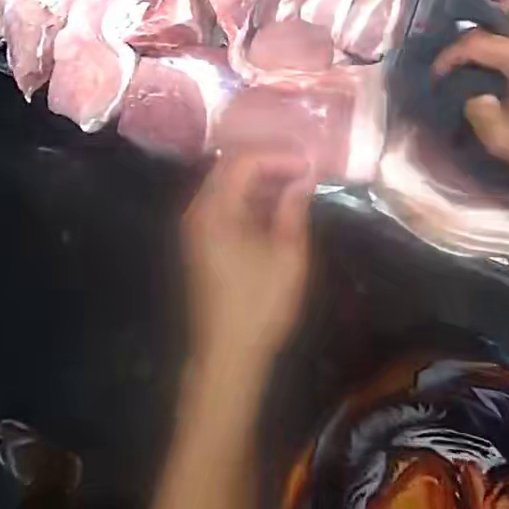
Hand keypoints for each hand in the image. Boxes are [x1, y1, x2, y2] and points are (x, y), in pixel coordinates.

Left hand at [181, 152, 314, 370]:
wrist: (227, 352)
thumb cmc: (259, 305)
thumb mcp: (286, 255)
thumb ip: (293, 209)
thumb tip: (304, 177)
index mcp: (214, 210)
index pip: (244, 161)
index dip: (279, 155)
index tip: (312, 163)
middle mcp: (198, 209)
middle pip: (230, 165)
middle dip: (269, 160)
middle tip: (306, 166)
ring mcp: (197, 223)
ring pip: (227, 182)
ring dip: (261, 177)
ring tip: (298, 181)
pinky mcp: (202, 237)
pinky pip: (225, 201)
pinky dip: (251, 195)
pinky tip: (278, 202)